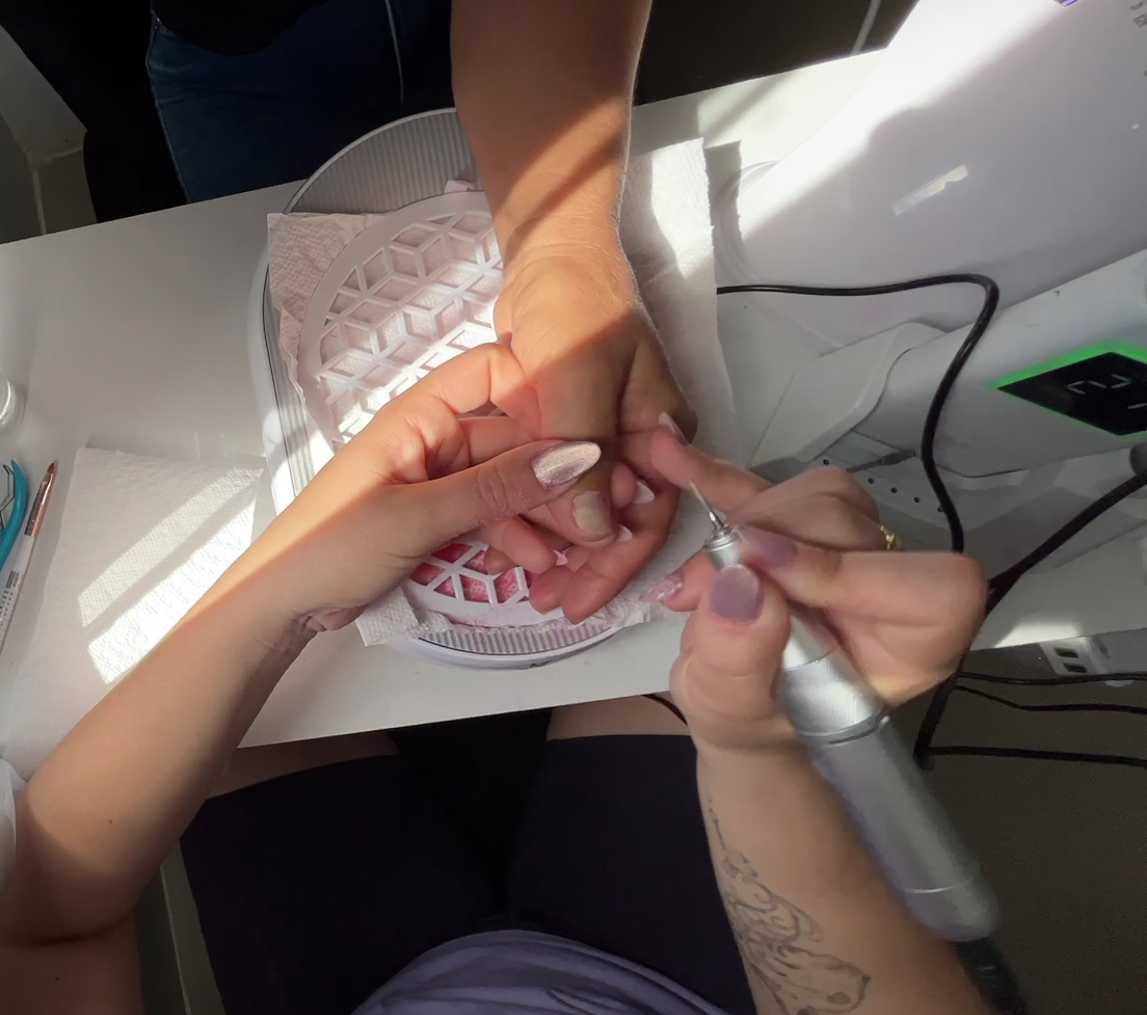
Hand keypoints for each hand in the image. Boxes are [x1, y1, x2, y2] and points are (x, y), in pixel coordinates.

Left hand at [224, 344, 598, 636]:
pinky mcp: (432, 518)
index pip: (493, 374)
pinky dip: (510, 536)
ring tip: (565, 554)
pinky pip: (487, 516)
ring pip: (505, 484)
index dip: (543, 397)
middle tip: (595, 521)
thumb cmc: (330, 546)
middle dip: (553, 479)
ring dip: (537, 516)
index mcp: (417, 416)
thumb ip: (495, 488)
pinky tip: (529, 563)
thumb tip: (577, 456)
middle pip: (511, 441)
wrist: (284, 601)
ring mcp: (432, 481)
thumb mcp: (416, 516)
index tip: (587, 441)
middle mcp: (429, 439)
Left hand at [485, 241, 694, 621]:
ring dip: (556, 545)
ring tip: (527, 585)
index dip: (613, 561)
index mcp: (657, 428)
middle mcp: (634, 436)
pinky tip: (509, 543)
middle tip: (551, 602)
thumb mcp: (573, 379)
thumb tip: (600, 531)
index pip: (645, 511)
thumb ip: (583, 453)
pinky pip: (553, 484)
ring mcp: (598, 433)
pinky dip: (534, 511)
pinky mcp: (564, 430)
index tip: (580, 600)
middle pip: (613, 517)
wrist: (550, 258)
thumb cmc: (571, 307)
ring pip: (582, 506)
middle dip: (584, 563)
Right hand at [653, 425, 988, 752]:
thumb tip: (738, 584)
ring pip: (815, 495)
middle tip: (700, 586)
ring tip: (691, 580)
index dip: (844, 567)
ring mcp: (841, 549)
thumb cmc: (748, 720)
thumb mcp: (731, 708)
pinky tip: (671, 459)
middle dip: (764, 543)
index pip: (925, 584)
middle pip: (853, 524)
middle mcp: (889, 585)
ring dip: (740, 522)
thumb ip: (739, 657)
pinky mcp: (788, 527)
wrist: (737, 706)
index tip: (758, 572)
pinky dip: (713, 475)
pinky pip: (761, 486)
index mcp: (910, 641)